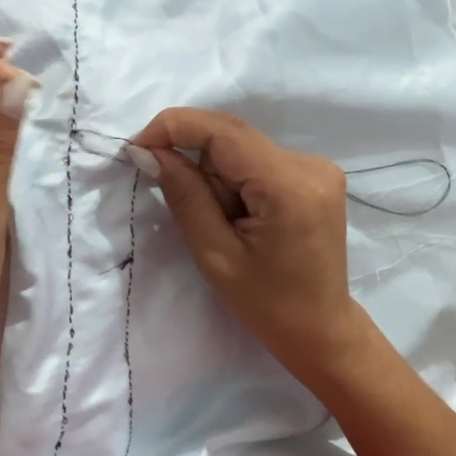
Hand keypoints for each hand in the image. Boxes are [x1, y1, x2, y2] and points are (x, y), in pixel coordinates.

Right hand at [132, 109, 367, 376]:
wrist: (318, 328)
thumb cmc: (265, 303)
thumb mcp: (214, 254)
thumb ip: (184, 195)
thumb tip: (151, 151)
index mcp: (288, 186)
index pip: (223, 132)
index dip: (174, 127)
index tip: (137, 147)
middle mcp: (310, 165)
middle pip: (232, 139)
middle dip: (199, 167)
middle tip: (196, 215)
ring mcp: (318, 167)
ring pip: (242, 150)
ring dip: (220, 179)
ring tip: (229, 227)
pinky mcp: (316, 175)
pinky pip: (258, 160)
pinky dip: (238, 182)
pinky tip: (245, 219)